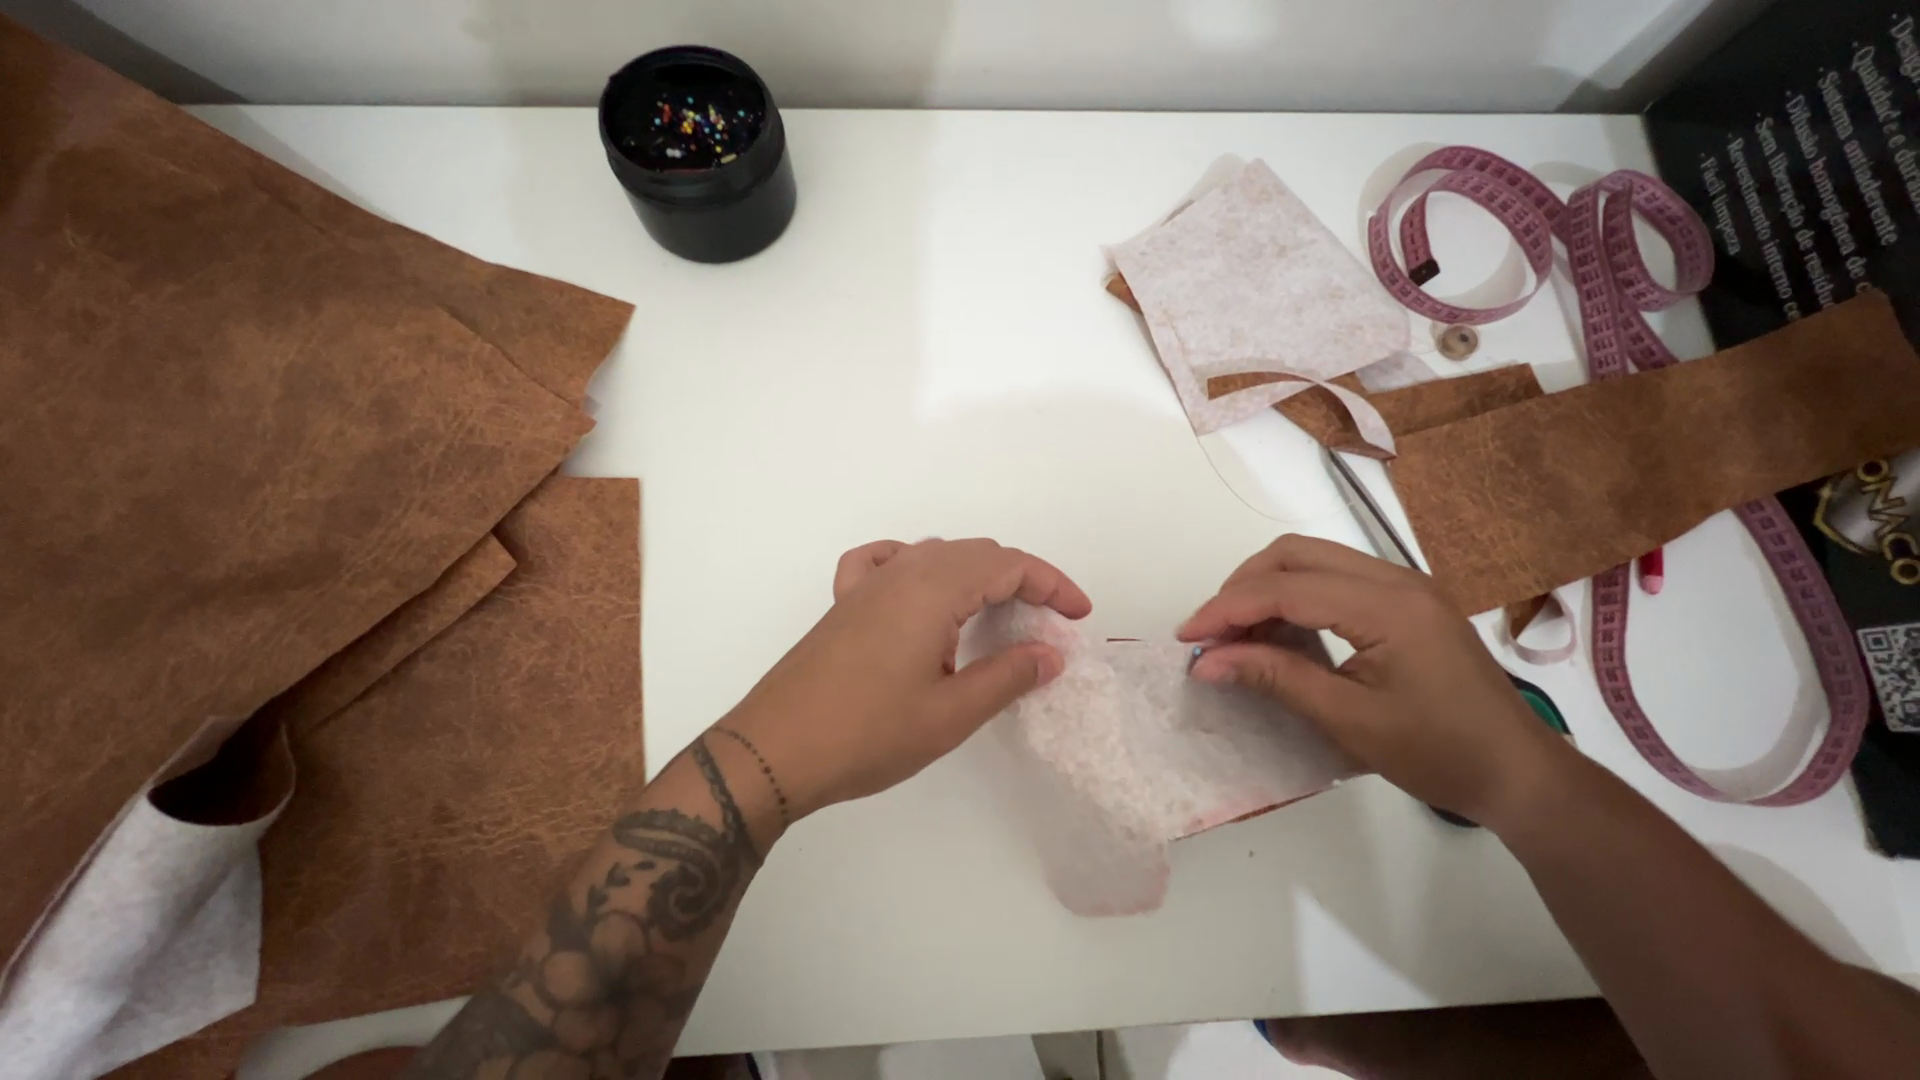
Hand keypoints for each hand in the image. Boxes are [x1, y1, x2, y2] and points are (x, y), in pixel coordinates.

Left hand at [720, 538, 1090, 822]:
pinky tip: (919, 590)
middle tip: (1047, 623)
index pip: (1007, 564)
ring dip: (975, 574)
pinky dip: (915, 565)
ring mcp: (865, 585)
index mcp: (932, 590)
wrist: (774, 750)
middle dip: (1021, 579)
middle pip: (974, 553)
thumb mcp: (950, 714)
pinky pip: (884, 562)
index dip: (1051, 583)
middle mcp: (900, 573)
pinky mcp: (842, 604)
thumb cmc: (868, 734)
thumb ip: (1007, 677)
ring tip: (998, 613)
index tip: (1078, 615)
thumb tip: (1050, 654)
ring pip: (934, 555)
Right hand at [1177, 535, 1573, 826]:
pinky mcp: (1405, 602)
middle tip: (1212, 633)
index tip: (1186, 638)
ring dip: (1266, 588)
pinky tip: (1279, 635)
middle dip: (1242, 587)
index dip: (1227, 609)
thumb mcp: (1348, 720)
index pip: (1286, 588)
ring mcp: (1404, 586)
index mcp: (1386, 605)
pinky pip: (1334, 579)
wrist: (1519, 773)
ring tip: (1237, 635)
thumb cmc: (1438, 752)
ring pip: (1312, 559)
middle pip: (1295, 554)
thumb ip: (1275, 678)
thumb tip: (1205, 662)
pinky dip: (1294, 598)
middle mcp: (1395, 578)